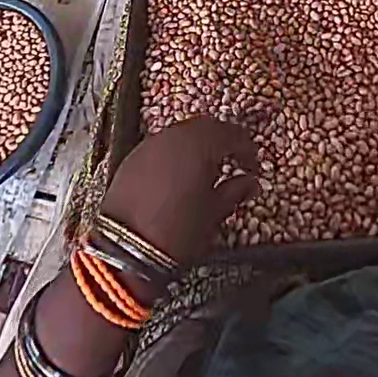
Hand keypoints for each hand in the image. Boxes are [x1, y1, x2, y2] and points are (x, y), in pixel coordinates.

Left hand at [101, 118, 259, 271]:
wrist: (124, 250)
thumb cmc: (178, 231)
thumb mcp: (214, 212)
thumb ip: (234, 191)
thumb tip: (250, 182)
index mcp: (201, 143)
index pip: (232, 134)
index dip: (246, 149)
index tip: (253, 166)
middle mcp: (175, 135)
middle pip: (206, 127)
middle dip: (222, 141)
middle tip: (234, 162)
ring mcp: (151, 143)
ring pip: (182, 133)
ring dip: (198, 145)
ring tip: (207, 170)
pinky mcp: (133, 156)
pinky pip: (162, 145)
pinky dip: (176, 153)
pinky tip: (180, 175)